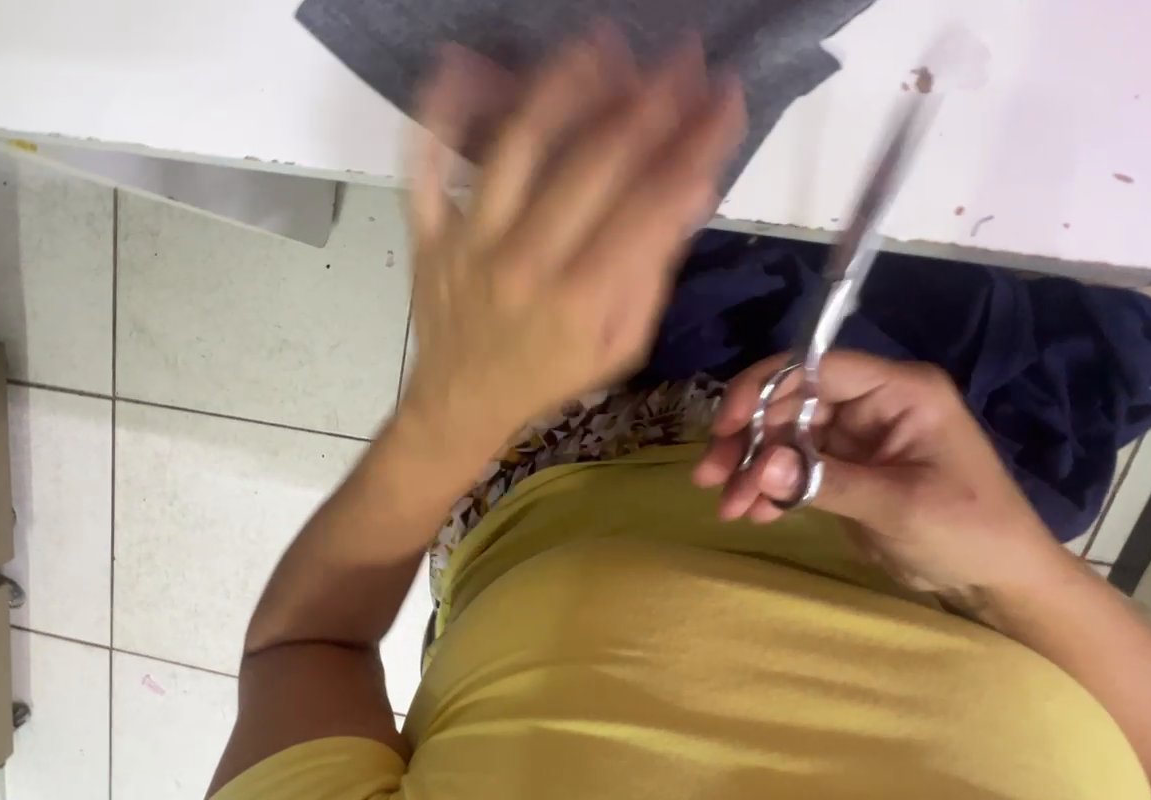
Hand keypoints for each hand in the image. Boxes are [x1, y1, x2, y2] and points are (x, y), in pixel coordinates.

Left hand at [396, 27, 746, 457]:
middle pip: (592, 161)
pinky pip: (424, 168)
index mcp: (579, 300)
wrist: (460, 404)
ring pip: (515, 145)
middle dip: (649, 100)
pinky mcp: (429, 238)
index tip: (726, 95)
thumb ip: (653, 272)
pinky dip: (438, 113)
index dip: (696, 141)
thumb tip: (693, 189)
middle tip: (683, 57)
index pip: (650, 202)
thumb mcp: (618, 347)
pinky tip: (463, 62)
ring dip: (564, 84)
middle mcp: (523, 264)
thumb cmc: (547, 377)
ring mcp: (469, 246)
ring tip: (603, 45)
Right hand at [693, 350, 1069, 600]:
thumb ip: (827, 482)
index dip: (761, 390)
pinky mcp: (839, 468)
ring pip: (778, 437)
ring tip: (727, 508)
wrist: (992, 579)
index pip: (814, 369)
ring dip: (748, 470)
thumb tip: (762, 468)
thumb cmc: (968, 532)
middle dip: (745, 440)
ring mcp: (852, 437)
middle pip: (785, 403)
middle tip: (708, 478)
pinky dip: (764, 489)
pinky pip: (787, 468)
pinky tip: (752, 514)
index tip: (725, 428)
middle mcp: (870, 404)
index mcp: (898, 392)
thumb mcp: (899, 507)